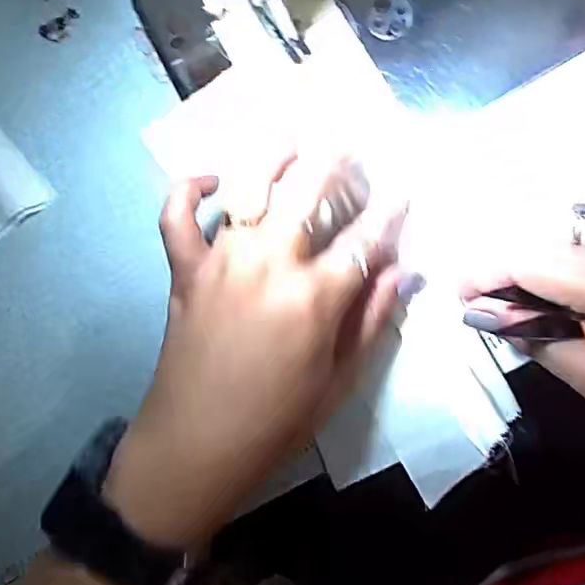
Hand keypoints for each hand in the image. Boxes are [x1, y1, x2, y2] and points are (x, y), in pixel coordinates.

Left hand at [105, 156, 410, 547]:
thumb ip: (370, 320)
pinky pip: (177, 217)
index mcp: (316, 298)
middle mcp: (270, 265)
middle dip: (335, 159)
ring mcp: (221, 262)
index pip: (366, 240)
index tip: (407, 188)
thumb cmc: (277, 421)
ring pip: (247, 189)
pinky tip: (212, 181)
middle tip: (350, 138)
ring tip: (293, 136)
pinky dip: (189, 190)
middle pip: (308, 193)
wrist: (194, 449)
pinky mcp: (184, 272)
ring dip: (273, 156)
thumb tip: (400, 271)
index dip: (391, 212)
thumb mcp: (340, 381)